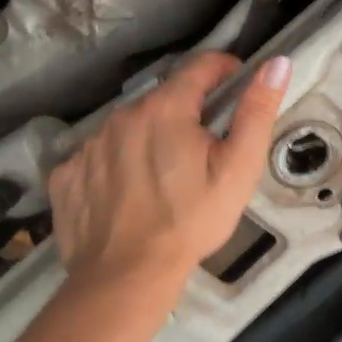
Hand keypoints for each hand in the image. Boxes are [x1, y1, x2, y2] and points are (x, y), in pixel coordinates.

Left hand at [47, 53, 288, 290]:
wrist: (125, 278)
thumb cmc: (192, 219)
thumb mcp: (240, 165)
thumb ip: (257, 109)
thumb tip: (277, 63)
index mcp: (166, 108)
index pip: (201, 64)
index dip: (226, 71)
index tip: (237, 93)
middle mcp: (122, 116)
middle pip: (165, 96)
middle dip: (189, 109)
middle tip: (206, 147)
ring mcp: (87, 146)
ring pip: (131, 123)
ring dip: (152, 134)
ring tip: (167, 171)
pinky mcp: (65, 175)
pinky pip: (99, 153)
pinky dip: (118, 160)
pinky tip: (129, 189)